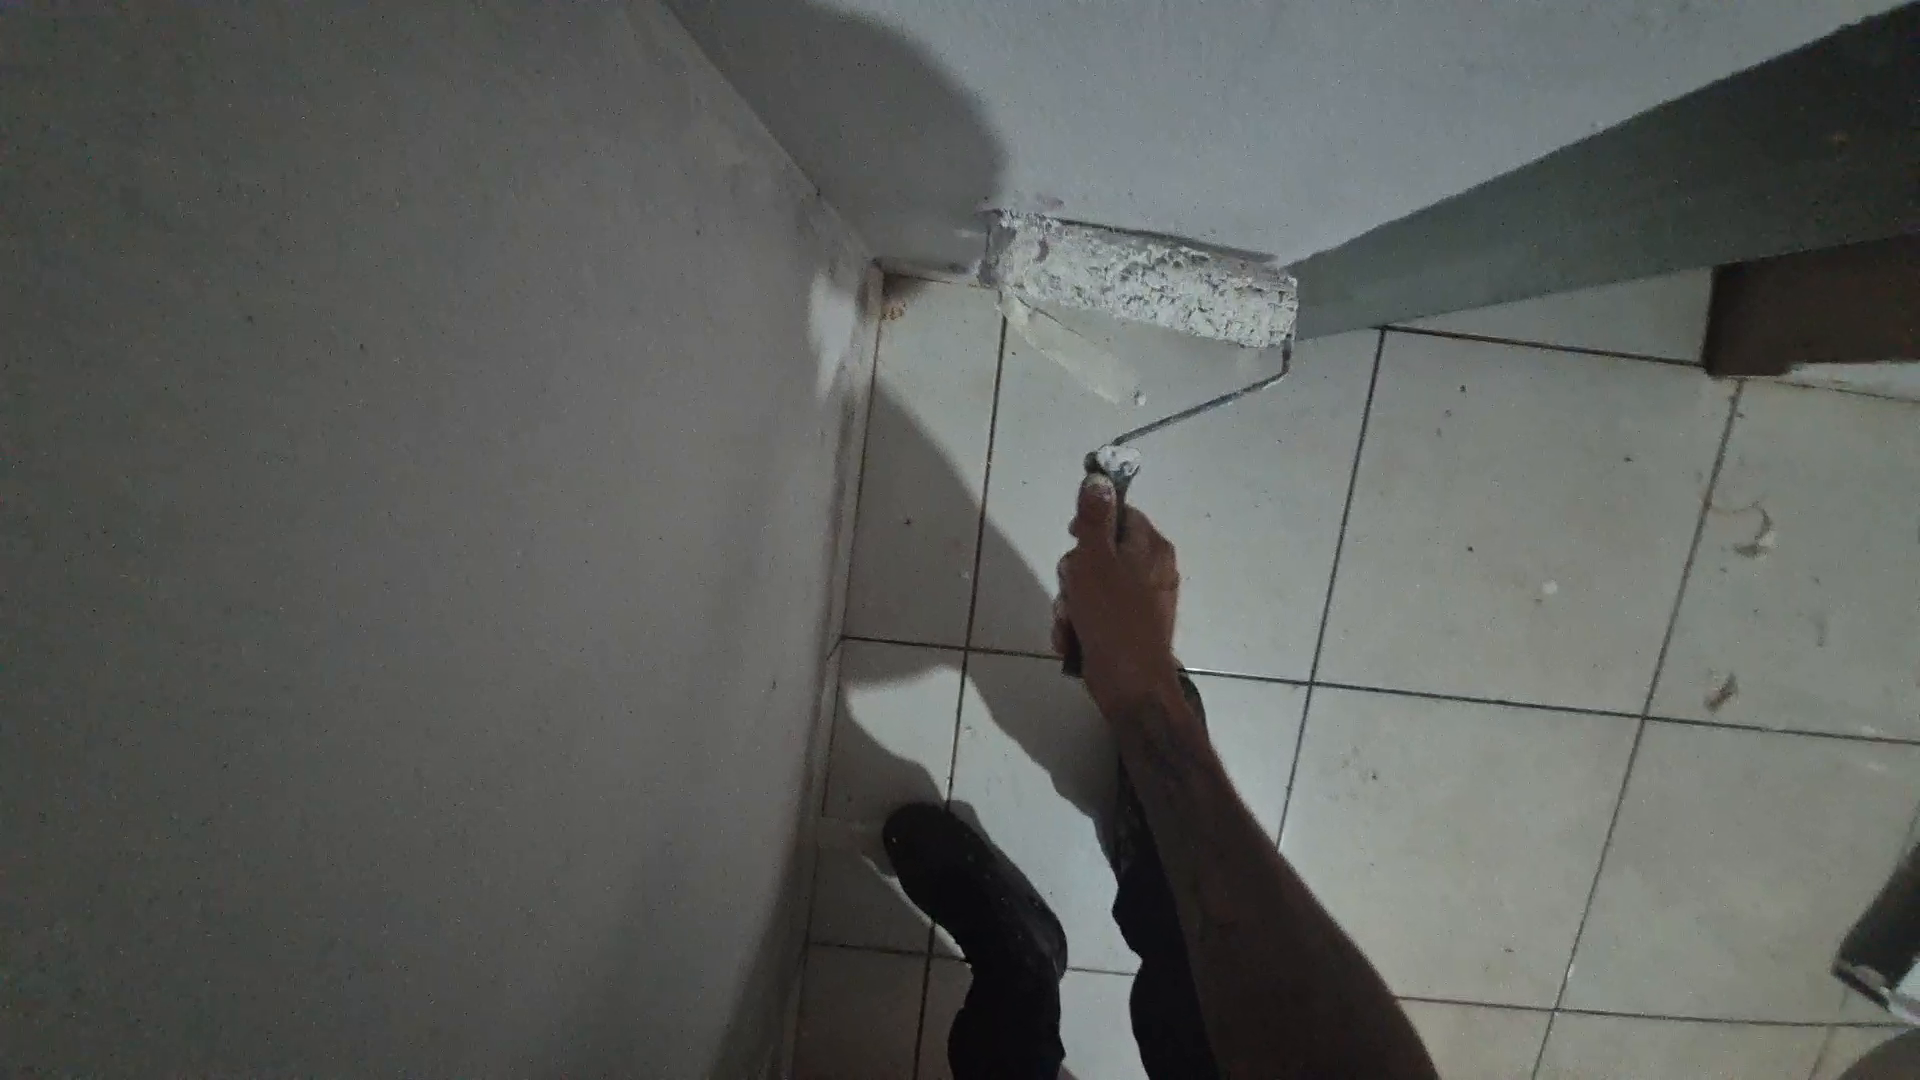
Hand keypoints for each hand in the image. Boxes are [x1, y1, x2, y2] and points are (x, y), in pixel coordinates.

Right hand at [1054, 473, 1181, 718]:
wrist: (1130, 686)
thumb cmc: (1112, 619)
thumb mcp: (1096, 561)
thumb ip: (1094, 519)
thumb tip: (1098, 478)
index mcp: (1151, 547)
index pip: (1118, 514)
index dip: (1089, 526)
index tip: (1073, 540)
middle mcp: (1151, 569)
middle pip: (1099, 551)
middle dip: (1074, 573)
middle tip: (1072, 590)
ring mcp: (1141, 600)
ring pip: (1090, 585)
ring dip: (1071, 603)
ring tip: (1071, 623)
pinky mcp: (1128, 627)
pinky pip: (1095, 612)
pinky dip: (1081, 624)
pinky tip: (1075, 639)